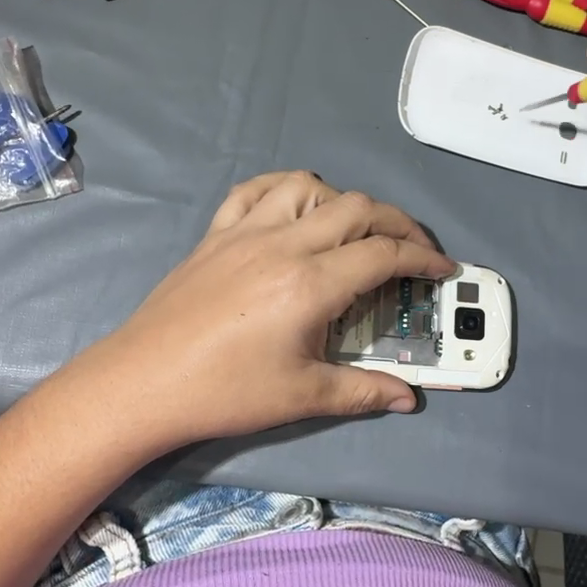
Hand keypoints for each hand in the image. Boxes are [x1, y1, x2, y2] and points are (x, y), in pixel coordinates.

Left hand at [57, 171, 455, 454]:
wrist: (142, 384)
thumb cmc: (226, 392)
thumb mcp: (303, 396)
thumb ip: (364, 391)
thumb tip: (408, 400)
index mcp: (310, 284)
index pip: (383, 254)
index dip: (423, 257)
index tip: (444, 268)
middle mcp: (283, 244)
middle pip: (357, 208)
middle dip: (398, 222)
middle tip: (415, 249)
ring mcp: (245, 232)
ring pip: (308, 186)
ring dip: (344, 200)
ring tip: (357, 230)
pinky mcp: (215, 234)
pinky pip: (255, 190)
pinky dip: (287, 190)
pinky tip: (296, 209)